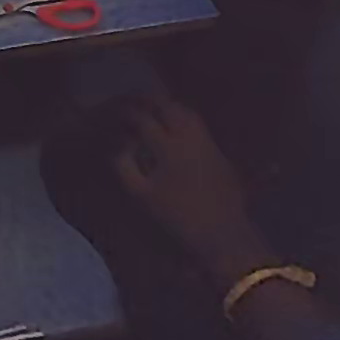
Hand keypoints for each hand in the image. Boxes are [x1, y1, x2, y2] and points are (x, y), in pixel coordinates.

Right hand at [112, 92, 276, 287]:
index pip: (143, 118)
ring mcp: (208, 145)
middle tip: (135, 100)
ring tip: (155, 109)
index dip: (127, 111)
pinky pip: (199, 128)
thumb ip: (124, 164)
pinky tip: (175, 129)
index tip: (115, 110)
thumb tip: (121, 144)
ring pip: (188, 114)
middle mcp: (189, 138)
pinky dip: (184, 121)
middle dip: (150, 100)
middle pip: (169, 107)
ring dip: (170, 107)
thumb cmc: (177, 217)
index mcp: (167, 146)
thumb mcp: (140, 194)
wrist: (224, 239)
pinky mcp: (220, 155)